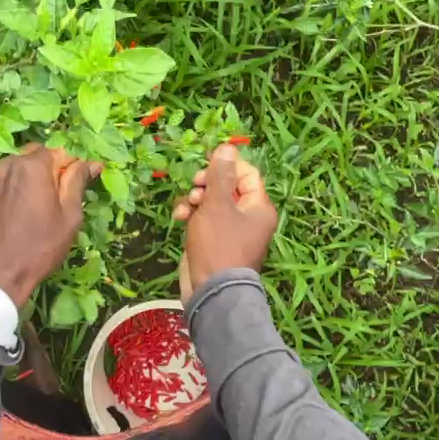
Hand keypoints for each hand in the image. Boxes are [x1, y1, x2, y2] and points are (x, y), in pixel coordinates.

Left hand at [0, 142, 102, 305]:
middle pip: (36, 156)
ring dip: (31, 178)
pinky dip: (15, 189)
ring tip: (38, 207)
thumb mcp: (69, 216)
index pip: (59, 152)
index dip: (71, 168)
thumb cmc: (40, 247)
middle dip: (50, 169)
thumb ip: (77, 182)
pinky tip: (19, 213)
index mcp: (32, 167)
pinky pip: (4, 182)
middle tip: (58, 198)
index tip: (77, 188)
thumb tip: (91, 163)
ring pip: (18, 168)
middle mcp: (8, 165)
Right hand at [174, 143, 278, 298]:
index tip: (207, 162)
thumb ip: (220, 175)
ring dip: (194, 199)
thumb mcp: (217, 205)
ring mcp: (229, 230)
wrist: (211, 292)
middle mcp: (248, 217)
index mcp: (258, 207)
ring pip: (211, 202)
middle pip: (227, 186)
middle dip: (207, 183)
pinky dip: (191, 215)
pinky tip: (180, 218)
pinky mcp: (212, 240)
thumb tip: (228, 147)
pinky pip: (202, 218)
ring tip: (186, 207)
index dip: (228, 165)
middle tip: (196, 186)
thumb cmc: (219, 245)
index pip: (247, 174)